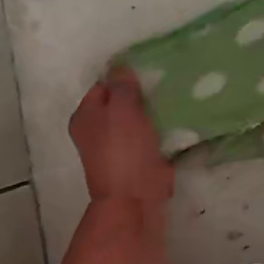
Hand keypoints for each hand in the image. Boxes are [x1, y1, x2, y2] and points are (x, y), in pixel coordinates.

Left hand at [70, 66, 172, 203]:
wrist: (135, 197)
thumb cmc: (123, 150)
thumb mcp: (122, 109)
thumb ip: (122, 86)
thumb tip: (120, 67)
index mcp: (85, 117)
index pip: (102, 87)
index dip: (122, 79)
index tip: (147, 74)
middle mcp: (98, 132)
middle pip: (120, 104)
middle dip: (140, 97)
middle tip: (164, 86)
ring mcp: (119, 148)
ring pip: (138, 122)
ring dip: (153, 114)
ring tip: (174, 101)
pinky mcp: (139, 161)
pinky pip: (151, 139)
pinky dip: (162, 132)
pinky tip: (178, 123)